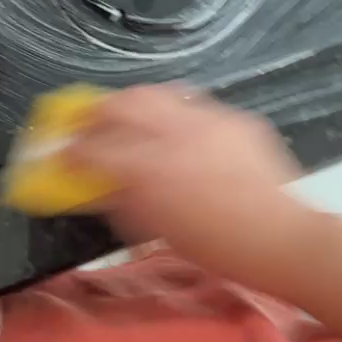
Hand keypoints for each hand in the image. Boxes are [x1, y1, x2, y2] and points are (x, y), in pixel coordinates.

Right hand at [65, 86, 315, 289]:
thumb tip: (96, 181)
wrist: (280, 238)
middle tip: (85, 122)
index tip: (61, 155)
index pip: (94, 148)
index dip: (70, 151)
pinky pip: (194, 105)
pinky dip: (175, 115)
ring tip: (127, 118)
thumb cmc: (215, 247)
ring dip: (133, 104)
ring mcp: (208, 119)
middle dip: (95, 111)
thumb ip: (122, 199)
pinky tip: (178, 132)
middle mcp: (176, 134)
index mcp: (151, 170)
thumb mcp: (156, 229)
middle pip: (121, 103)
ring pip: (157, 93)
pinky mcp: (234, 117)